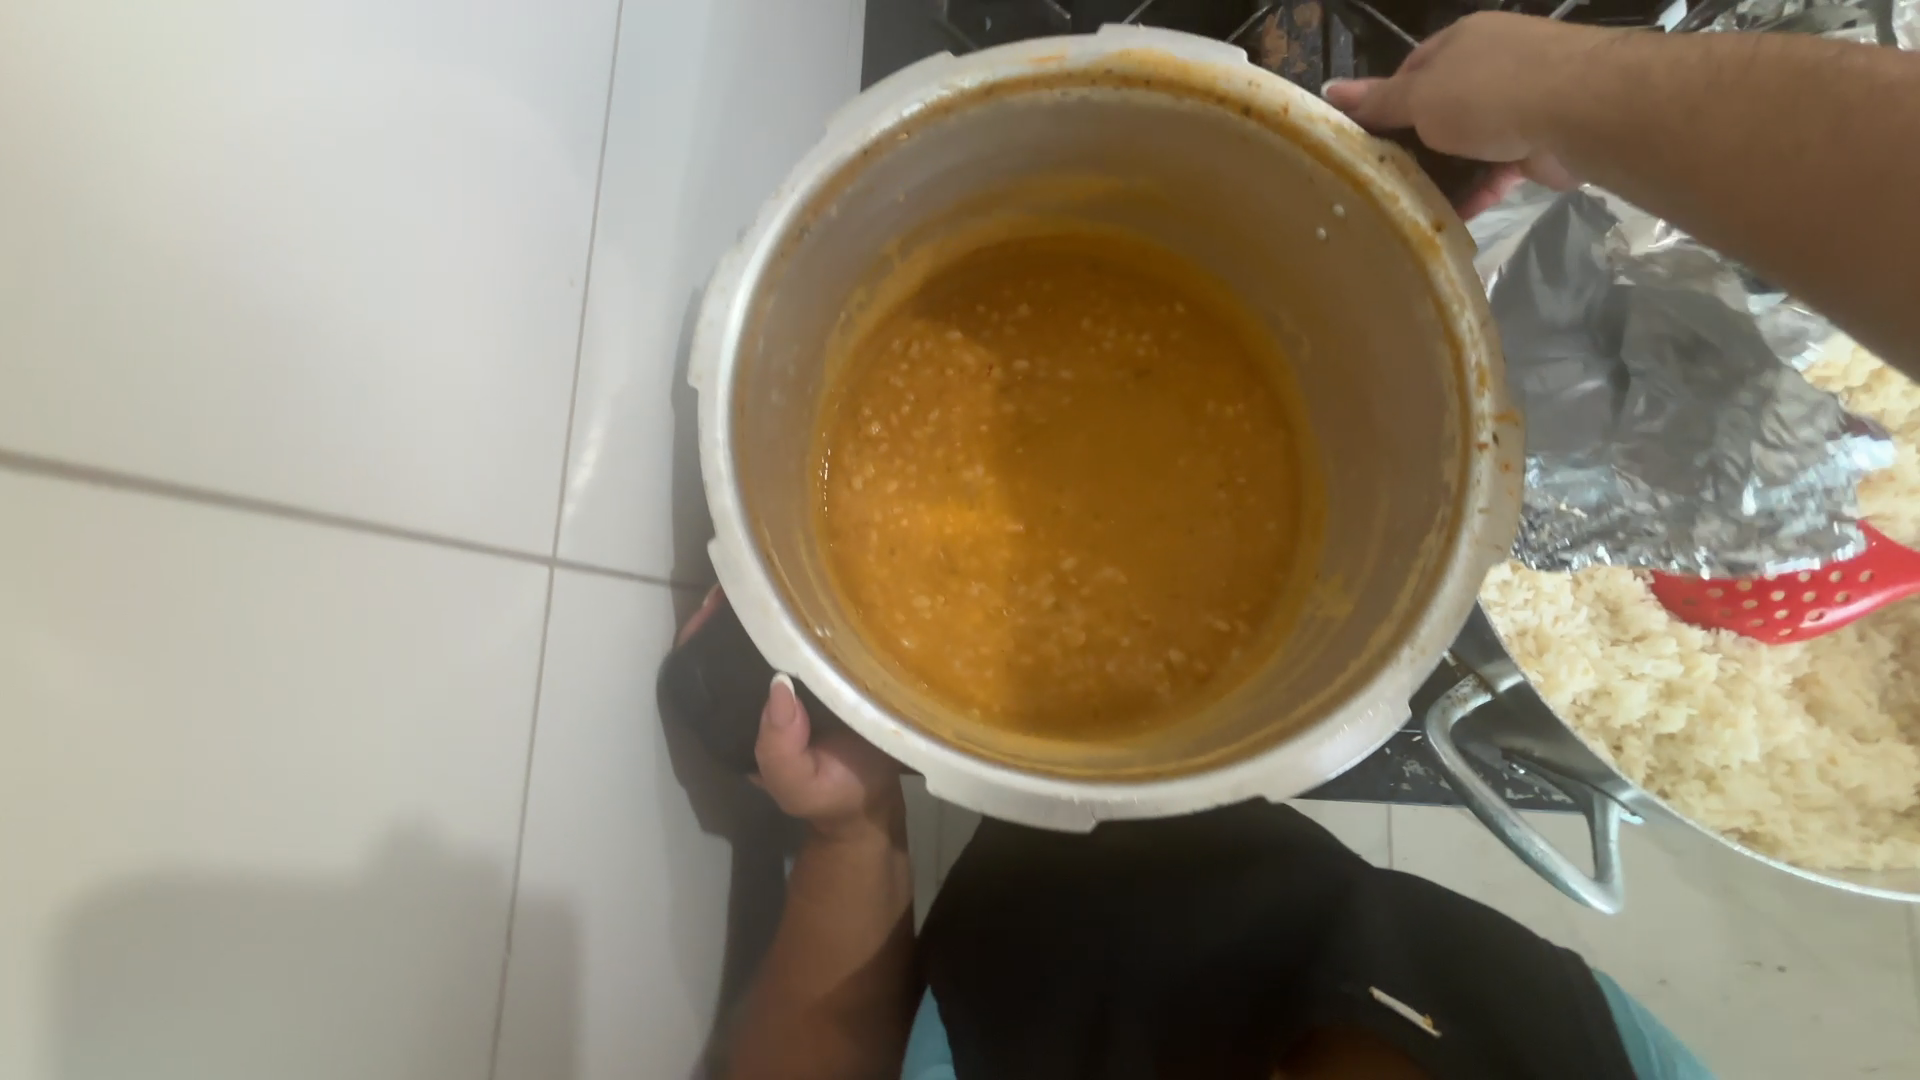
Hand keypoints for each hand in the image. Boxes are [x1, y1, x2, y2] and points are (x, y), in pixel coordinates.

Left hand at [675, 586, 904, 842]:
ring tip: (796, 566)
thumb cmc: (830, 794)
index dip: (708, 630)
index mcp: (746, 711)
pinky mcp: (839, 670)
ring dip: (787, 603)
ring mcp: (805, 677)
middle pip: (747, 639)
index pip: (713, 663)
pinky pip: (827, 638)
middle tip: (762, 567)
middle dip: (749, 603)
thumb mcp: (795, 784)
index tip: (720, 598)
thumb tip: (778, 687)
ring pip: (786, 633)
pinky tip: (836, 591)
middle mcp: (770, 688)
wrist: (875, 803)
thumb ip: (778, 750)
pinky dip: (826, 614)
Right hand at [1323, 13, 1596, 216]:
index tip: (1367, 142)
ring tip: (1412, 207)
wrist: (1581, 110)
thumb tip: (1329, 89)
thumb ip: (1377, 101)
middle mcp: (1492, 64)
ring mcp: (1520, 100)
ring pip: (1466, 144)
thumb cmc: (1489, 94)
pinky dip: (1474, 193)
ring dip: (1444, 175)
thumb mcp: (1420, 97)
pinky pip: (1494, 170)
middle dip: (1414, 146)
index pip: (1411, 70)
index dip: (1385, 105)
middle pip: (1438, 110)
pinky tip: (1451, 218)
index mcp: (1462, 42)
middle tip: (1385, 180)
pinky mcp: (1538, 137)